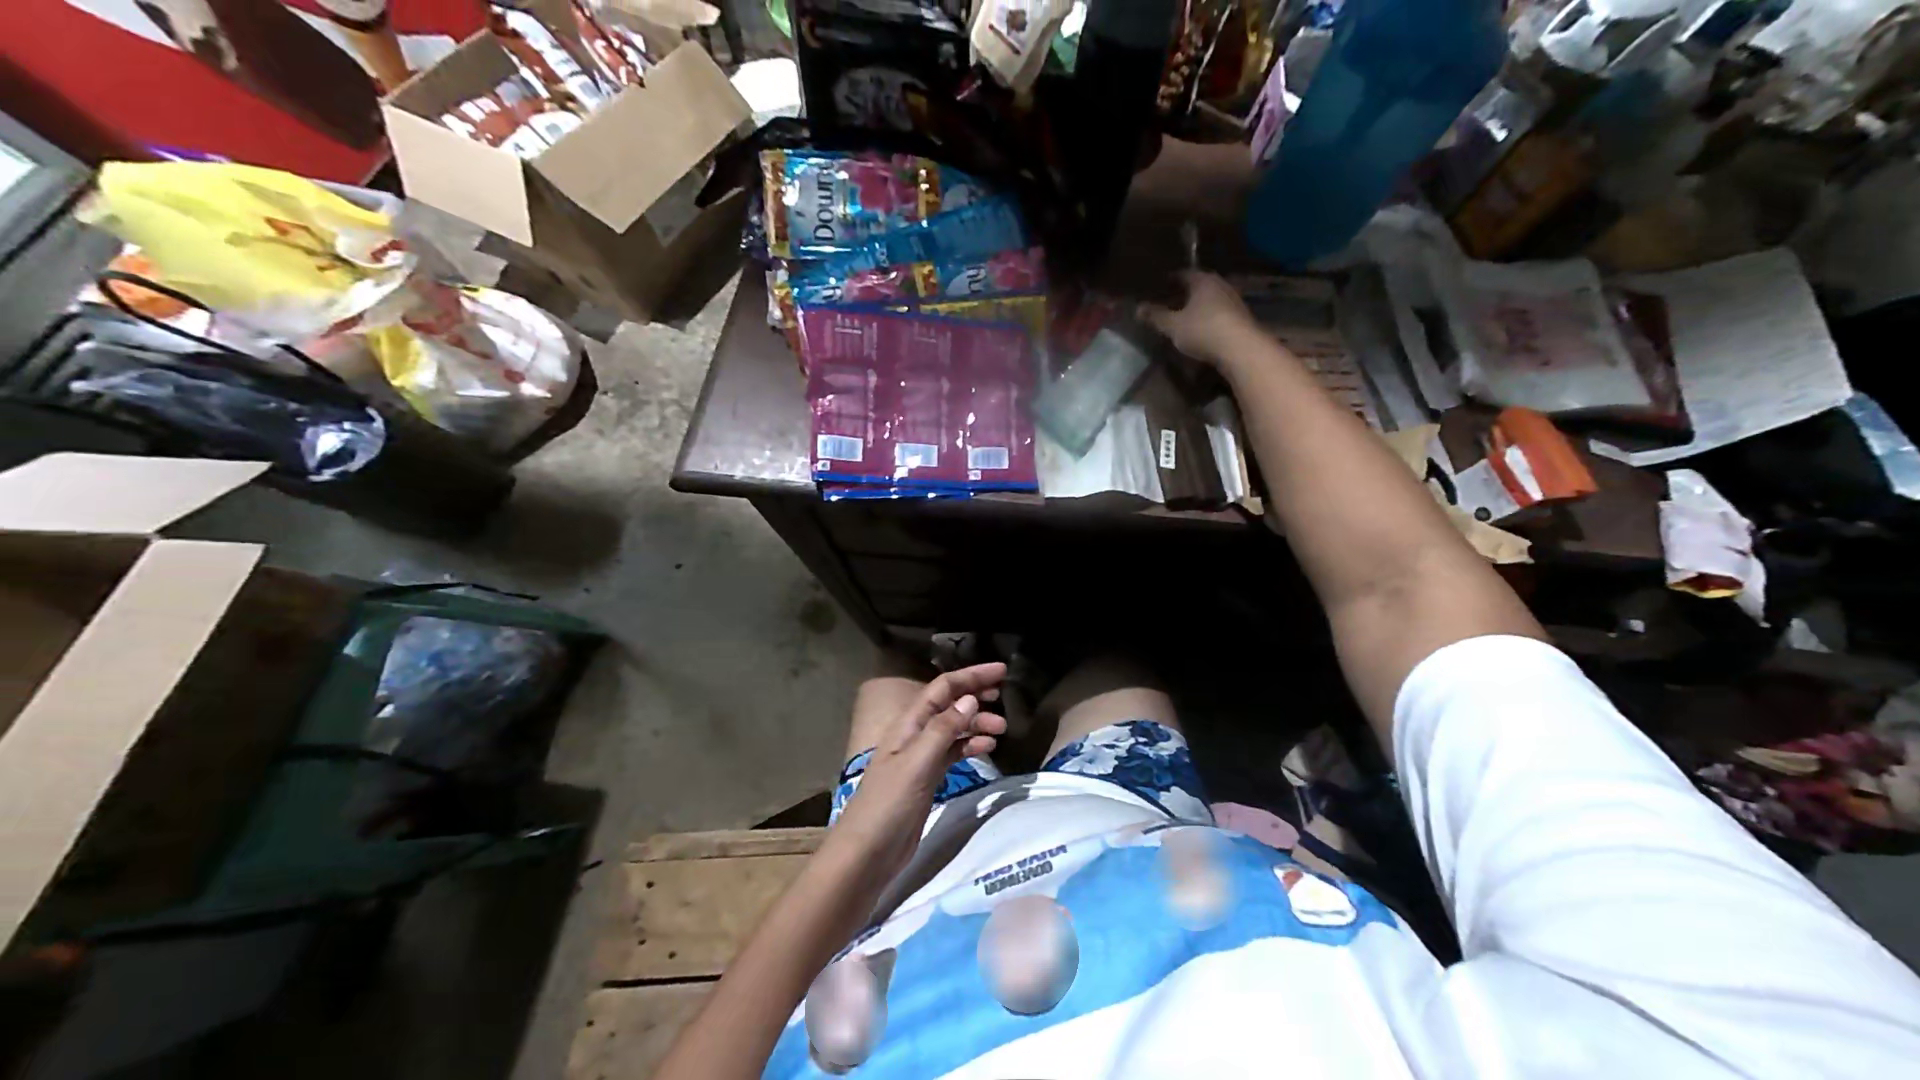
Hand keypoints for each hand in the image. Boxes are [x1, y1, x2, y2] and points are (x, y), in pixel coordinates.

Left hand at [825, 663, 1008, 886]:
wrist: (867, 853)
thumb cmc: (889, 804)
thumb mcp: (917, 763)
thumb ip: (943, 730)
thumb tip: (970, 698)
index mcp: (908, 724)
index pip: (943, 688)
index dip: (971, 676)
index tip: (1002, 671)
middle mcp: (914, 734)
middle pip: (949, 704)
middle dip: (976, 694)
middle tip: (1005, 695)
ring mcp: (920, 757)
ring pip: (954, 728)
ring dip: (977, 723)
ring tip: (1002, 729)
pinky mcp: (927, 778)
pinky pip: (953, 752)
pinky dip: (970, 746)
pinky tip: (987, 749)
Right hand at [1139, 270, 1260, 366]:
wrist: (1242, 349)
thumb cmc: (1203, 330)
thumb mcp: (1173, 325)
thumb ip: (1156, 316)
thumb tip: (1137, 308)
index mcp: (1203, 280)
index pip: (1183, 273)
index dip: (1168, 280)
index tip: (1157, 287)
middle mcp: (1220, 284)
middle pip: (1197, 285)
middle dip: (1182, 294)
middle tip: (1167, 302)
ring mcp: (1233, 300)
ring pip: (1209, 299)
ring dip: (1196, 306)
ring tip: (1181, 317)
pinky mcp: (1240, 317)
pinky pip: (1218, 312)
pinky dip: (1207, 317)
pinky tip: (1199, 328)